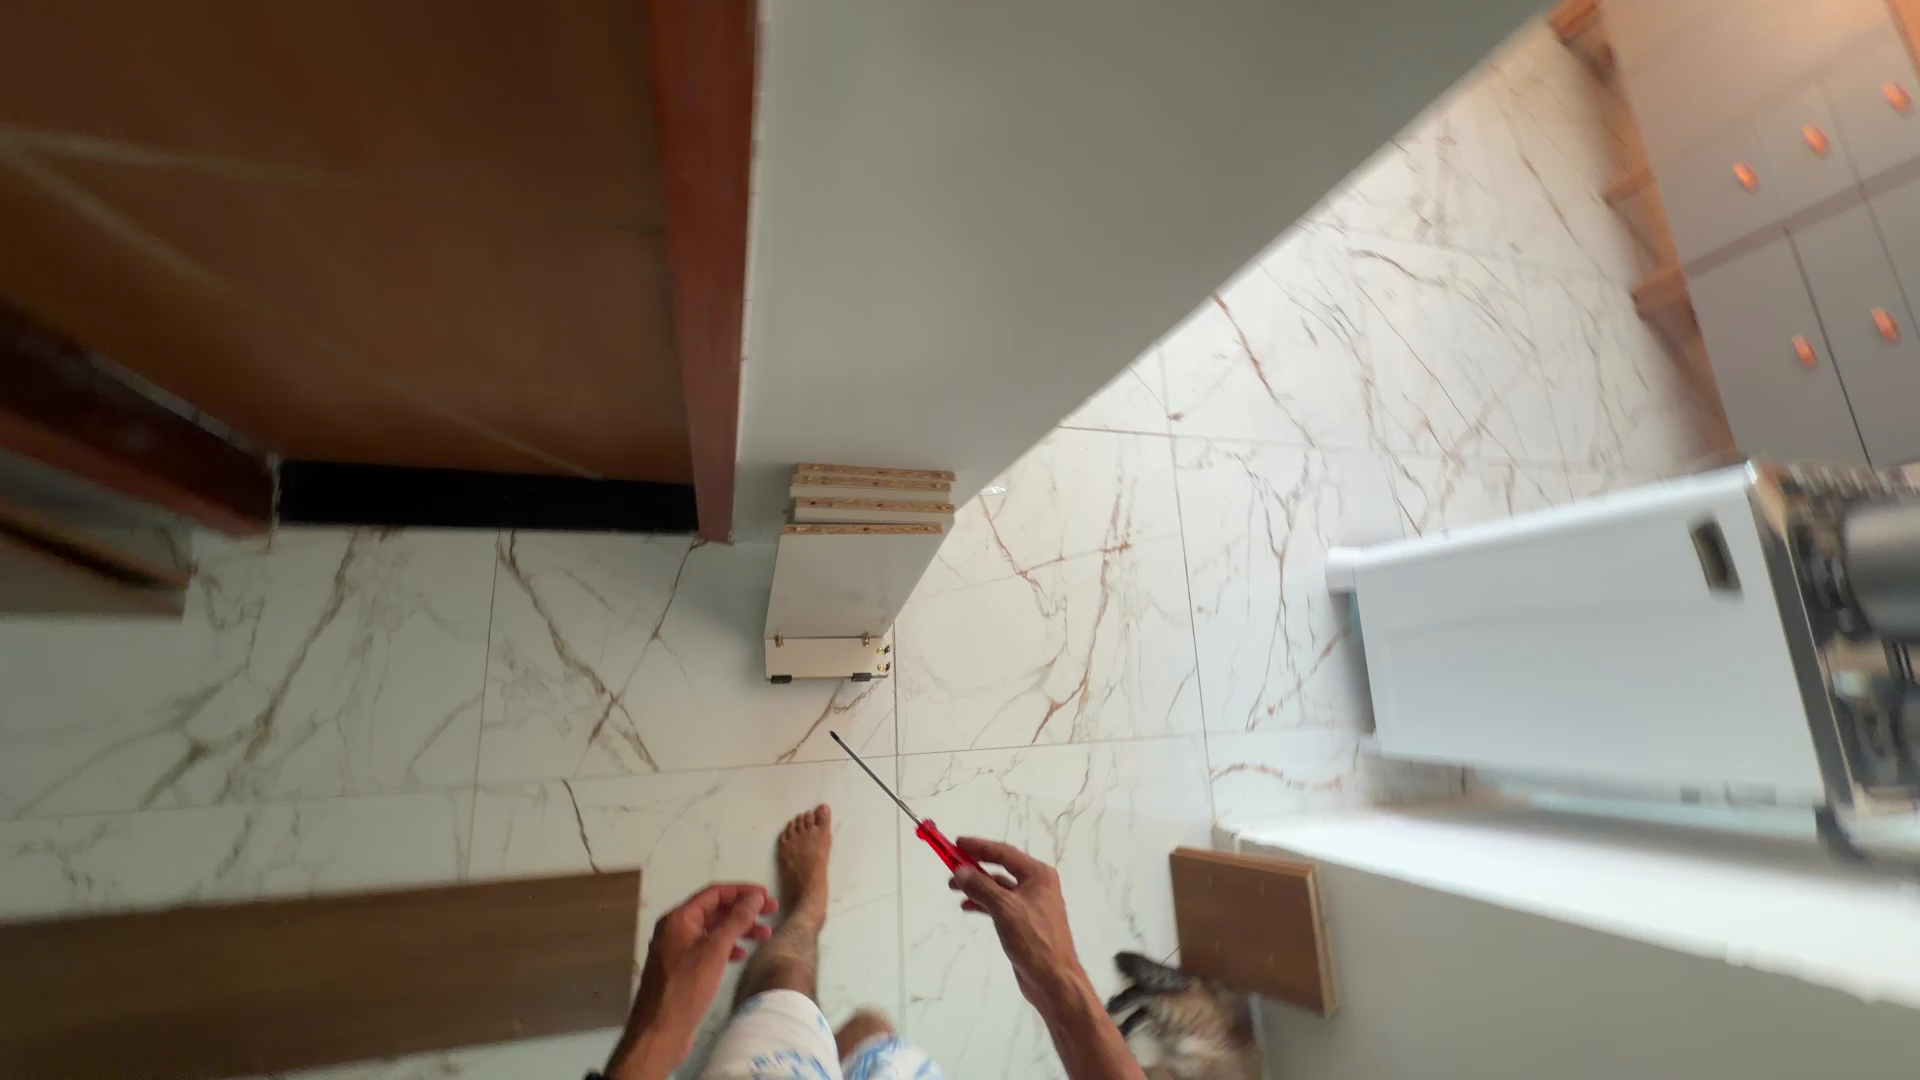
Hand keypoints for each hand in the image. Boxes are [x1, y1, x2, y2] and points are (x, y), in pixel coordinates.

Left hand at [606, 883, 776, 1079]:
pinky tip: (742, 954)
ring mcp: (678, 950)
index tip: (766, 896)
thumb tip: (755, 897)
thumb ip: (737, 919)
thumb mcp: (715, 949)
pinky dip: (727, 947)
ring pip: (714, 930)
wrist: (658, 1034)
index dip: (742, 891)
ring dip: (739, 930)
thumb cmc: (686, 986)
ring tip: (765, 935)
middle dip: (744, 911)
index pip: (715, 893)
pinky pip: (708, 948)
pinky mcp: (681, 970)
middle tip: (771, 913)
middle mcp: (676, 929)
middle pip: (716, 911)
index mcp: (679, 918)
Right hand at [949, 838, 1090, 1013]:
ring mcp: (1031, 903)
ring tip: (953, 887)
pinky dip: (984, 903)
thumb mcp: (1004, 909)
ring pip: (999, 887)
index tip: (957, 842)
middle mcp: (1036, 884)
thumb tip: (959, 869)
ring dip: (977, 886)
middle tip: (951, 866)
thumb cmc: (1033, 940)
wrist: (1054, 981)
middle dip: (975, 867)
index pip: (1004, 852)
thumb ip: (981, 887)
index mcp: (1038, 874)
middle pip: (1000, 868)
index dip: (979, 846)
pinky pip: (1000, 904)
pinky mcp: (1024, 922)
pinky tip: (967, 906)